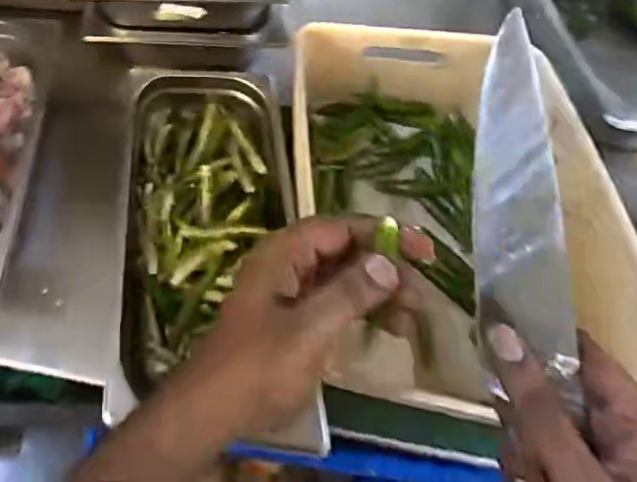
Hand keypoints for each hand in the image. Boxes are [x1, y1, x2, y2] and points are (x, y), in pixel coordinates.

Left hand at [178, 214, 436, 434]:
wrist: (213, 408)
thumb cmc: (259, 366)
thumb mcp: (309, 330)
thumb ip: (347, 293)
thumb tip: (386, 260)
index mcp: (282, 253)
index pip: (338, 227)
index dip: (380, 233)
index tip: (423, 250)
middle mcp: (284, 262)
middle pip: (341, 249)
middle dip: (383, 266)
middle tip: (422, 294)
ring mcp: (285, 289)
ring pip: (340, 276)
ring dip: (376, 290)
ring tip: (411, 316)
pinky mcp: (290, 317)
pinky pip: (332, 299)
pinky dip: (360, 308)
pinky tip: (387, 326)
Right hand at [486, 324, 636, 481]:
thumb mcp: (576, 478)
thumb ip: (537, 406)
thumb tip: (501, 329)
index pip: (581, 350)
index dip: (535, 334)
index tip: (485, 329)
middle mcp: (632, 439)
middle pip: (555, 393)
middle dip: (527, 423)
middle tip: (528, 461)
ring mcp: (615, 470)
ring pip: (543, 429)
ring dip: (526, 457)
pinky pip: (549, 460)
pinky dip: (532, 473)